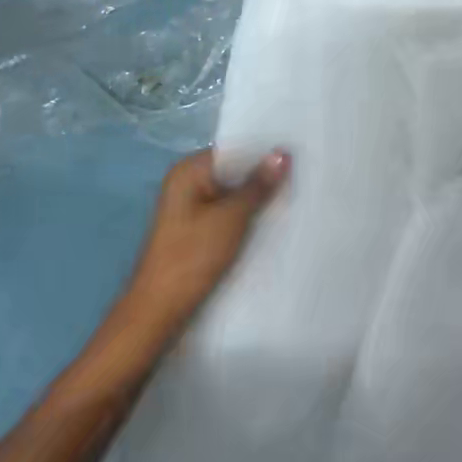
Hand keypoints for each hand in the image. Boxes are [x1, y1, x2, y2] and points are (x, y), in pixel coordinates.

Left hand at [117, 148, 289, 338]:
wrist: (159, 312)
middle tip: (303, 172)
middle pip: (234, 171)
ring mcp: (190, 208)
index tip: (298, 152)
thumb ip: (258, 184)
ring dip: (257, 197)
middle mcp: (187, 183)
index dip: (264, 151)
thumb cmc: (193, 256)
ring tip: (295, 193)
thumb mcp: (232, 217)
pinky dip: (247, 215)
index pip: (234, 149)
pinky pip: (228, 213)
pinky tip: (272, 219)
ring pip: (233, 194)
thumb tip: (282, 153)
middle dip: (263, 175)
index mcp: (189, 171)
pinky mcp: (196, 231)